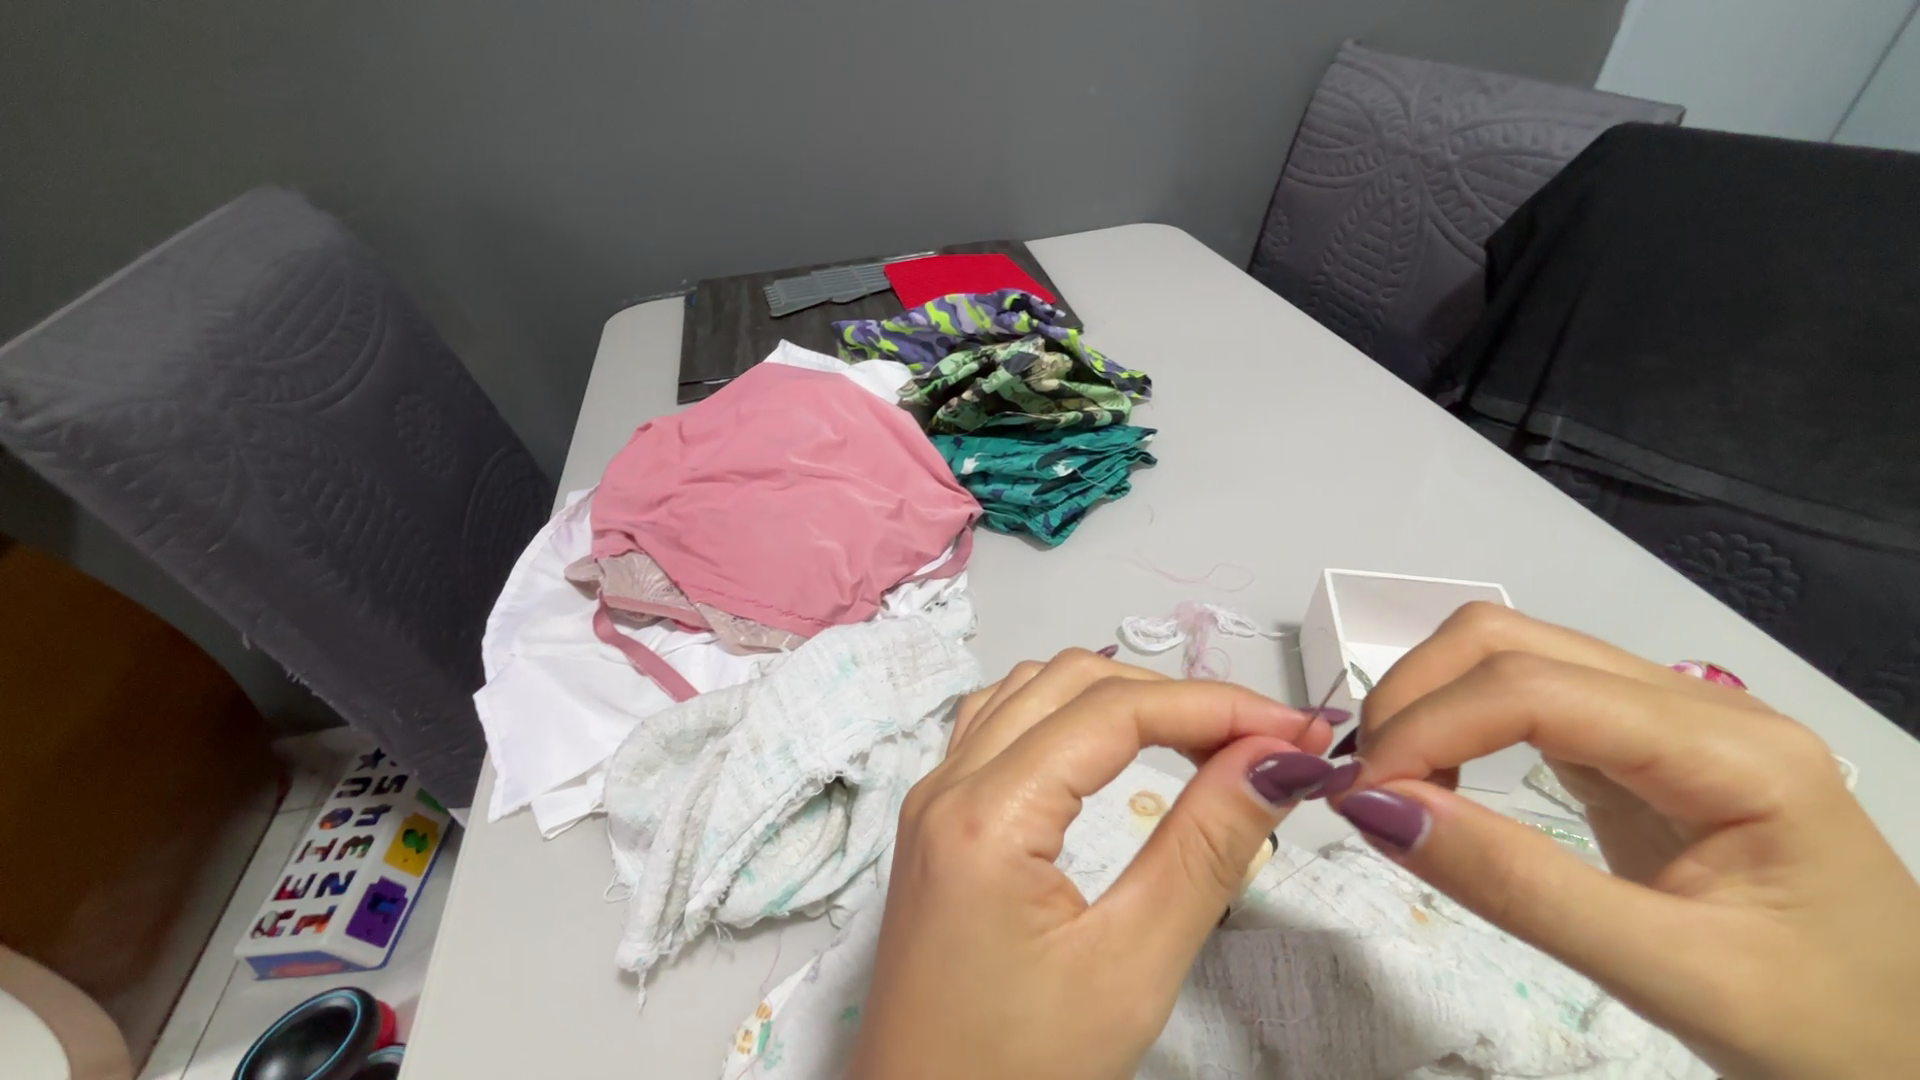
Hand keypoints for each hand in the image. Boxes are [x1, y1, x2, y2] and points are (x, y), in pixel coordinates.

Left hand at [850, 650, 1333, 1079]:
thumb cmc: (1019, 1071)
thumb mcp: (1129, 969)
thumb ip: (1205, 852)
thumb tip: (1273, 763)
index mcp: (986, 815)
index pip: (1113, 712)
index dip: (1214, 706)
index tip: (1296, 731)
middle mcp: (948, 783)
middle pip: (1070, 683)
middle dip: (1171, 697)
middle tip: (1254, 741)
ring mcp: (933, 795)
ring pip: (1030, 691)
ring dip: (1115, 696)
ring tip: (1193, 737)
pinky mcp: (935, 817)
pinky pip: (997, 722)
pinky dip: (1063, 712)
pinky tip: (1099, 742)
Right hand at [1337, 603, 1919, 1078]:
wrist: (1908, 1053)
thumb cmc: (1825, 1029)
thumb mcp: (1677, 979)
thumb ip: (1519, 888)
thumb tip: (1375, 810)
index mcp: (1734, 751)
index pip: (1532, 689)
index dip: (1426, 726)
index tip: (1360, 798)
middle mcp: (1694, 703)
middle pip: (1505, 639)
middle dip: (1412, 697)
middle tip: (1368, 786)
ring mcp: (1660, 713)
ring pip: (1501, 651)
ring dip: (1423, 702)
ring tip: (1395, 784)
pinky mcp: (1628, 740)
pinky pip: (1515, 695)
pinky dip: (1450, 722)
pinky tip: (1437, 777)